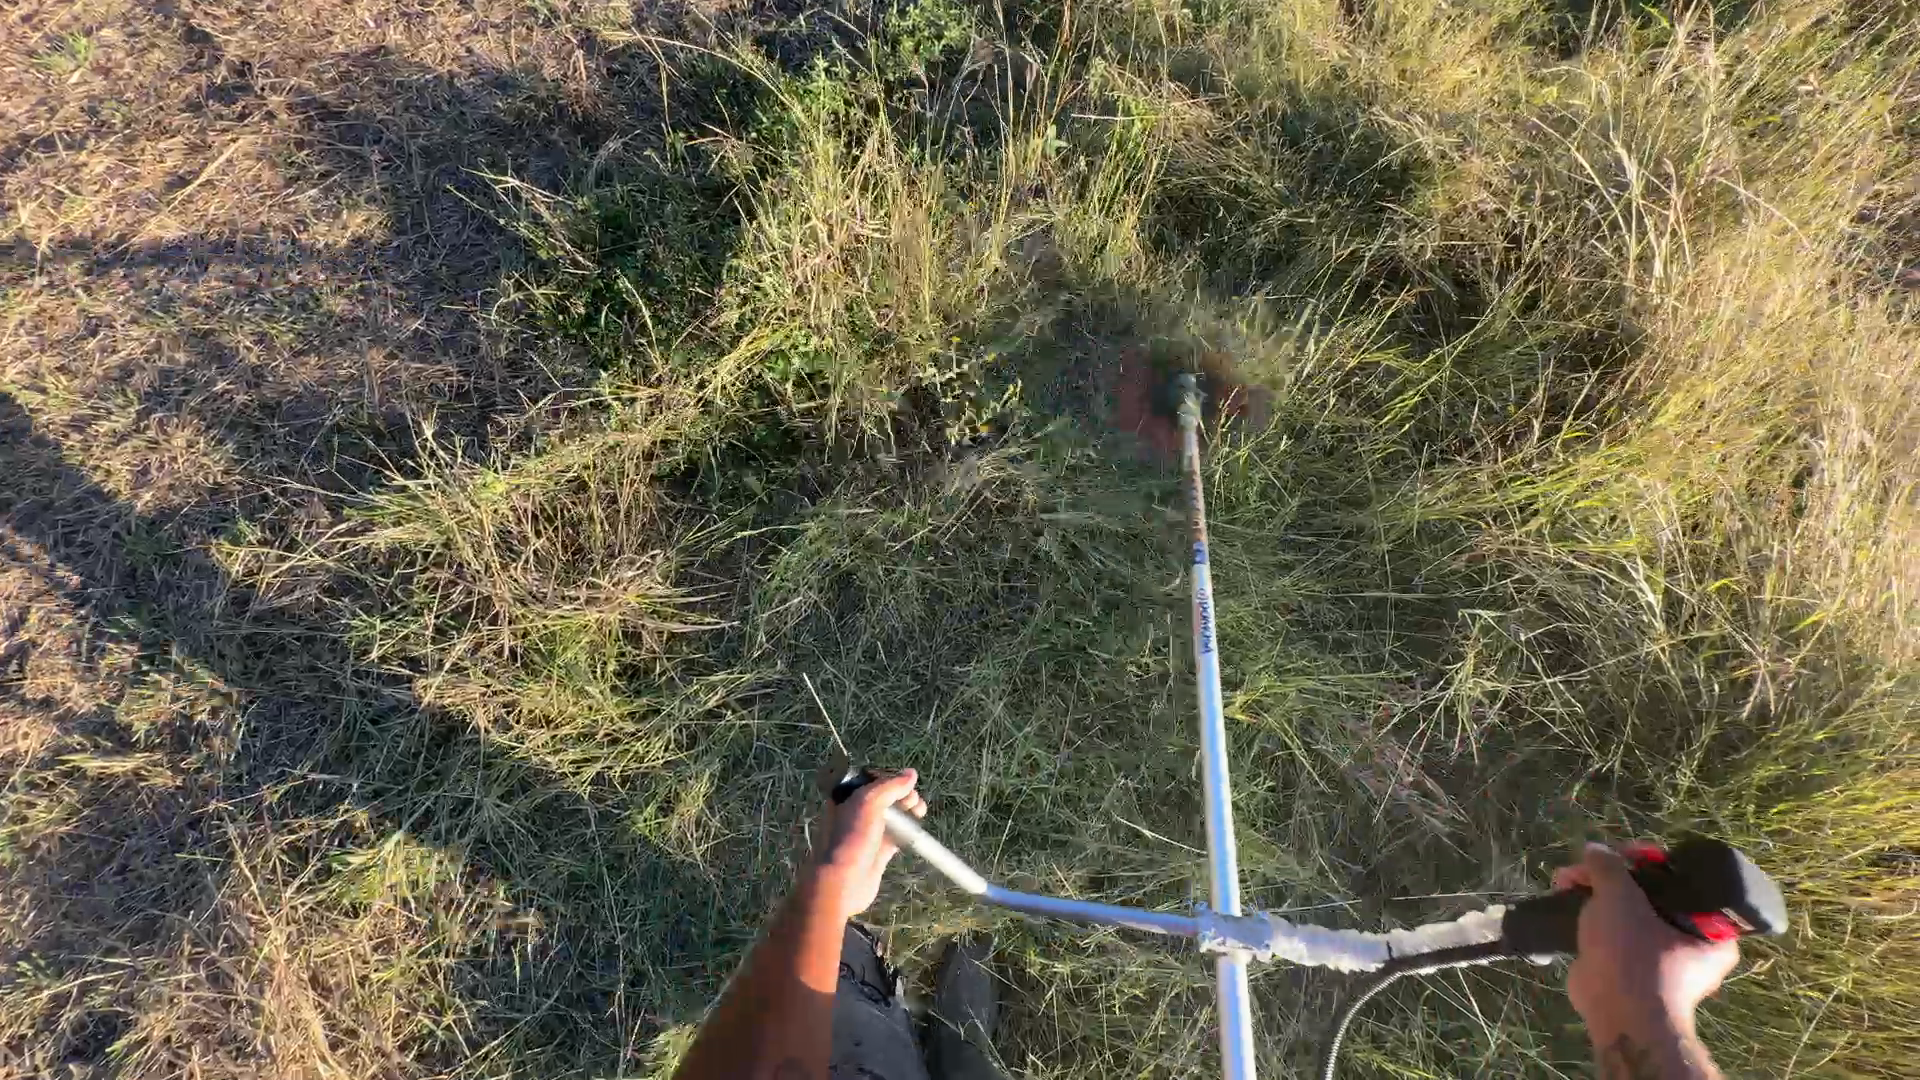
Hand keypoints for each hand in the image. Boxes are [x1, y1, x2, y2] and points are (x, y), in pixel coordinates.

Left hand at [807, 769, 926, 920]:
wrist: (841, 883)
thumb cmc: (850, 837)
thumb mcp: (868, 803)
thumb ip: (890, 786)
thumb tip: (911, 774)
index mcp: (845, 797)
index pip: (873, 779)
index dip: (891, 780)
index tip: (906, 784)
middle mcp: (854, 812)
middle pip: (885, 797)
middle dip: (903, 795)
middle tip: (914, 800)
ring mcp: (866, 833)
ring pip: (892, 816)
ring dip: (908, 811)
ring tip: (919, 811)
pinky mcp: (877, 851)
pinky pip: (895, 836)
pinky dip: (906, 832)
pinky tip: (915, 830)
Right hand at [1556, 843, 1739, 1038]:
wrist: (1617, 1010)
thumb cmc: (1634, 955)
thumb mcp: (1621, 901)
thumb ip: (1608, 868)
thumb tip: (1595, 849)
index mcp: (1710, 933)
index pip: (1683, 881)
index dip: (1649, 860)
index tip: (1617, 853)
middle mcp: (1687, 941)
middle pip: (1646, 891)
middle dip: (1607, 874)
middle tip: (1580, 869)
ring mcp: (1655, 952)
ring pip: (1623, 906)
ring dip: (1591, 888)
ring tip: (1563, 881)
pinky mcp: (1626, 959)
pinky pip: (1609, 924)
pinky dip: (1588, 910)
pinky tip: (1565, 899)